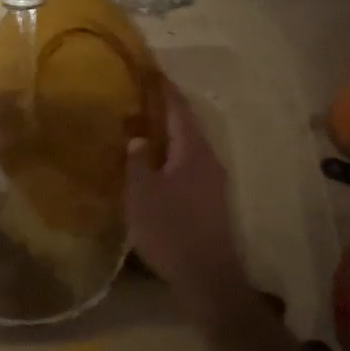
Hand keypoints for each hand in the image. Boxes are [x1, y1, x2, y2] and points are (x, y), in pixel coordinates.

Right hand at [126, 81, 248, 316]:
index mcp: (194, 152)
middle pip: (186, 128)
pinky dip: (169, 158)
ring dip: (166, 138)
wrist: (207, 278)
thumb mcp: (142, 193)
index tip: (151, 72)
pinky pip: (188, 167)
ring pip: (187, 149)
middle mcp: (209, 161)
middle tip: (136, 102)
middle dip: (163, 113)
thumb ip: (138, 161)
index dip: (164, 90)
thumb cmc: (171, 229)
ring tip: (139, 131)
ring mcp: (213, 183)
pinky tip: (152, 166)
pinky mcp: (210, 202)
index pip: (179, 110)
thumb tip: (138, 138)